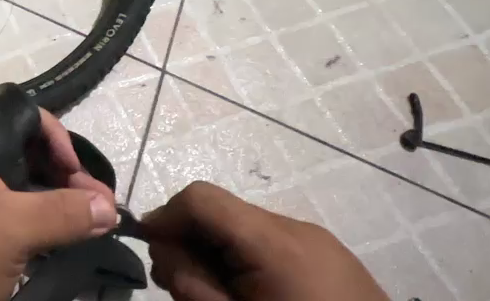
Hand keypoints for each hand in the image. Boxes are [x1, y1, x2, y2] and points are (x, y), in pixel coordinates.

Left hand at [0, 109, 119, 300]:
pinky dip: (49, 215)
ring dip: (64, 198)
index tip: (78, 174)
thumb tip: (110, 206)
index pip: (24, 114)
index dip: (56, 137)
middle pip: (33, 149)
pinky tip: (72, 233)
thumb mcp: (13, 228)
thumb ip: (62, 213)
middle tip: (102, 207)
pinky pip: (24, 205)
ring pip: (31, 180)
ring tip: (95, 223)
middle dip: (69, 174)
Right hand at [139, 181, 387, 300]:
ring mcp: (324, 245)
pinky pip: (275, 248)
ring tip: (222, 299)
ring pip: (246, 230)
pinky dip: (251, 266)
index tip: (151, 254)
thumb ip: (191, 282)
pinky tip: (256, 300)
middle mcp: (299, 230)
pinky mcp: (338, 264)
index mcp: (276, 243)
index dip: (166, 218)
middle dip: (193, 244)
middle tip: (186, 291)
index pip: (200, 198)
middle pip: (221, 213)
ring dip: (222, 257)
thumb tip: (164, 247)